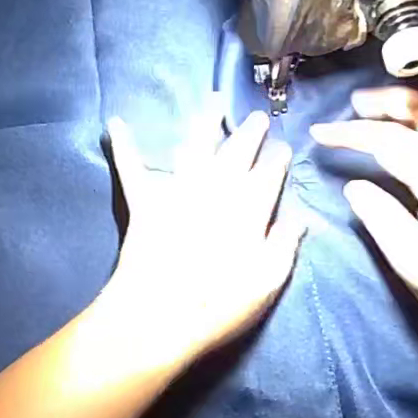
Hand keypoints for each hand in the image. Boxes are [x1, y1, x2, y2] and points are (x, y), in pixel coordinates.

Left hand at [96, 111, 305, 366]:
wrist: (158, 316)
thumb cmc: (219, 304)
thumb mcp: (268, 281)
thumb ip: (285, 244)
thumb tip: (301, 217)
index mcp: (250, 208)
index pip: (269, 174)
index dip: (277, 159)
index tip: (284, 147)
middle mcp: (216, 189)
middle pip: (236, 152)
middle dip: (250, 132)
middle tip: (258, 117)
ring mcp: (178, 191)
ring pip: (194, 147)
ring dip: (204, 123)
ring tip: (213, 102)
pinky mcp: (145, 202)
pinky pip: (132, 168)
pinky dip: (124, 145)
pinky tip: (116, 123)